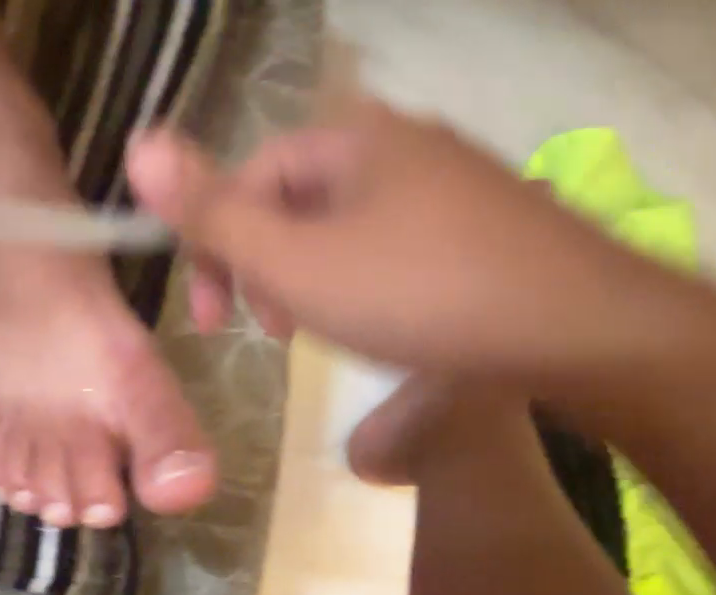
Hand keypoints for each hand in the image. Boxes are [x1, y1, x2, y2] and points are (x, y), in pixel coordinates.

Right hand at [124, 103, 715, 383]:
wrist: (576, 330)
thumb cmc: (419, 295)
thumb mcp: (295, 260)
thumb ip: (214, 213)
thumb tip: (139, 142)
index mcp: (352, 138)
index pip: (250, 177)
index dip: (215, 247)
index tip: (211, 323)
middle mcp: (403, 143)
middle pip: (297, 199)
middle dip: (264, 267)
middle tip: (266, 332)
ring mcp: (451, 183)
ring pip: (346, 227)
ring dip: (310, 280)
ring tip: (315, 335)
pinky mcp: (485, 226)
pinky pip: (394, 245)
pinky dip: (363, 284)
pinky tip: (379, 327)